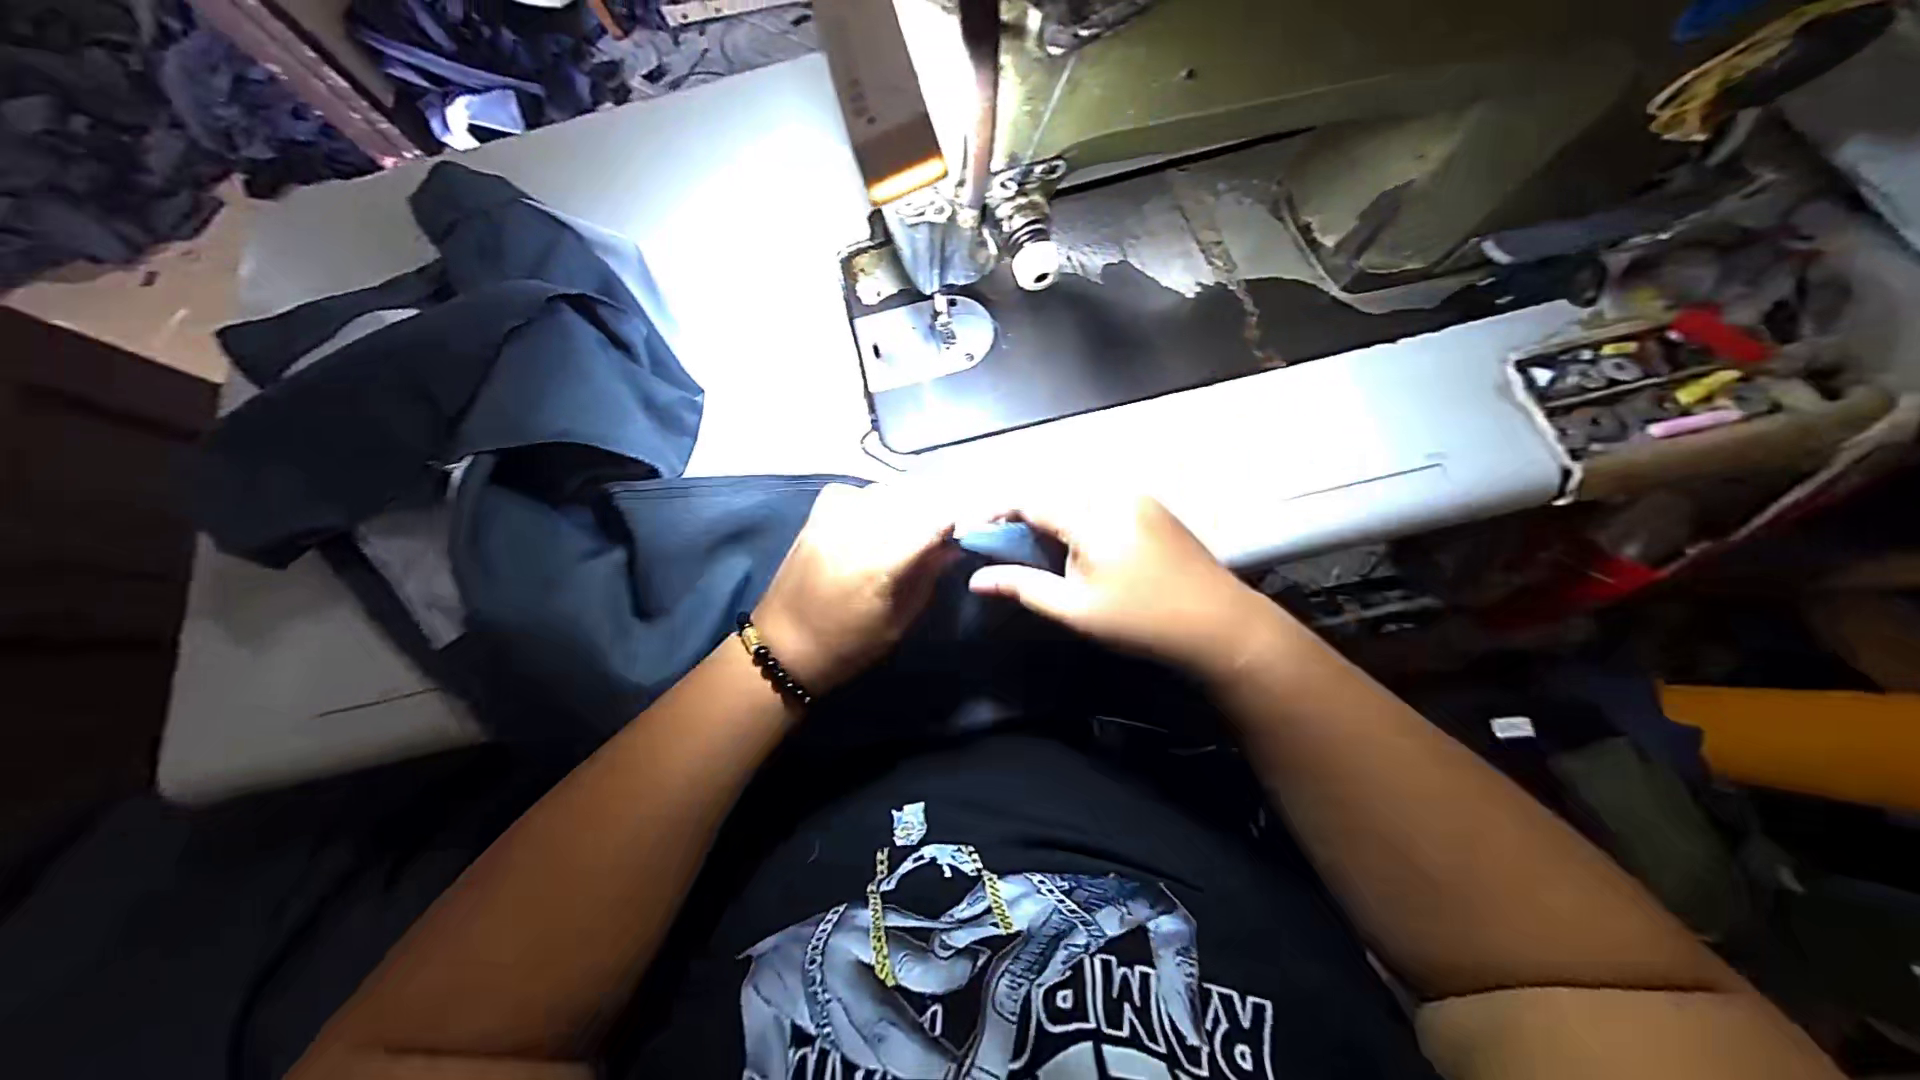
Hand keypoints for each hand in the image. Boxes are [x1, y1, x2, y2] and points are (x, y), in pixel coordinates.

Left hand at [751, 483, 958, 694]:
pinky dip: (871, 498)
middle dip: (934, 508)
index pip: (932, 522)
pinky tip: (875, 518)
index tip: (970, 524)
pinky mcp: (814, 519)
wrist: (783, 649)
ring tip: (912, 522)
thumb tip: (953, 545)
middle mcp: (855, 534)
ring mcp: (831, 522)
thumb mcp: (899, 622)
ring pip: (883, 491)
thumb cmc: (848, 647)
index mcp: (880, 567)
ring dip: (906, 502)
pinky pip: (853, 492)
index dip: (957, 518)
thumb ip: (927, 576)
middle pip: (911, 499)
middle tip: (944, 527)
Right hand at [966, 494, 1278, 678]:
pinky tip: (1087, 549)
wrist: (1220, 625)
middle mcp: (1114, 496)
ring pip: (1080, 497)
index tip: (977, 529)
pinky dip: (1084, 518)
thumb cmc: (1141, 621)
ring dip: (1057, 517)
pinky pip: (1105, 503)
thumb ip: (1023, 587)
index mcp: (1092, 518)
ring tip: (1047, 551)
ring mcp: (1140, 499)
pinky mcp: (1155, 508)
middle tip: (1012, 547)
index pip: (1030, 501)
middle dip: (1027, 516)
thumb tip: (977, 579)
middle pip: (1054, 494)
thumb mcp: (1075, 610)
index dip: (998, 512)